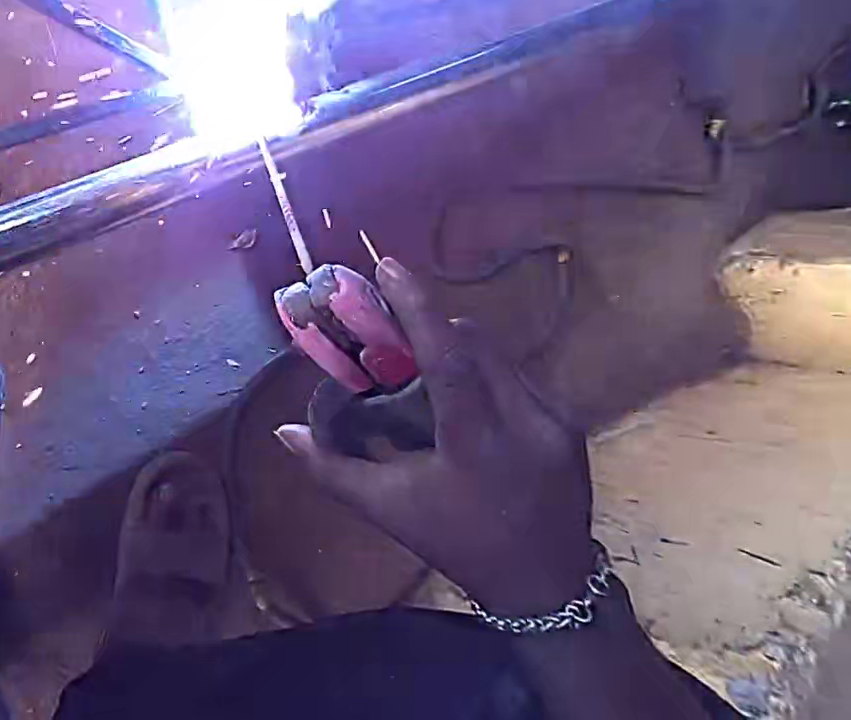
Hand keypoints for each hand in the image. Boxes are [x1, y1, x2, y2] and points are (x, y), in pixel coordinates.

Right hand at [276, 258, 596, 615]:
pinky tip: (466, 400)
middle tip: (397, 337)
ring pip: (495, 352)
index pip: (450, 360)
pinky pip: (513, 373)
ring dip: (457, 349)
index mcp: (476, 444)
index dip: (418, 308)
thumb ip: (333, 469)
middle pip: (472, 342)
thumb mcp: (391, 511)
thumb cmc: (460, 544)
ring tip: (429, 373)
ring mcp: (552, 416)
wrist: (549, 584)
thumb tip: (284, 432)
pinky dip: (481, 371)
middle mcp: (522, 420)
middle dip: (431, 328)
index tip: (389, 267)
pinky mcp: (566, 416)